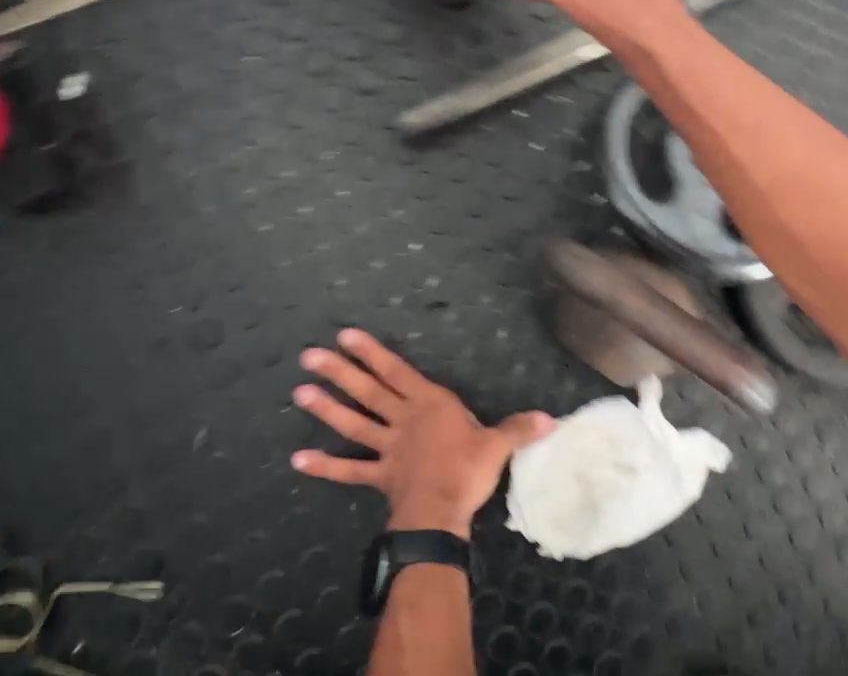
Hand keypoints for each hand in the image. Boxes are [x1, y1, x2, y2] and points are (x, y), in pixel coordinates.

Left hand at [291, 328, 554, 537]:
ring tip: (299, 392)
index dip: (372, 352)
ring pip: (353, 423)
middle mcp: (404, 420)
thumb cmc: (468, 471)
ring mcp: (388, 448)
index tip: (346, 335)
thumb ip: (518, 428)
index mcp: (431, 404)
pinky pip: (349, 470)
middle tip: (309, 356)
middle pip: (369, 391)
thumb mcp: (497, 445)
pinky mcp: (380, 476)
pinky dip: (325, 465)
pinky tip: (298, 460)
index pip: (398, 371)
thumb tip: (550, 419)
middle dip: (339, 371)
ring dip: (326, 409)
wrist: (442, 512)